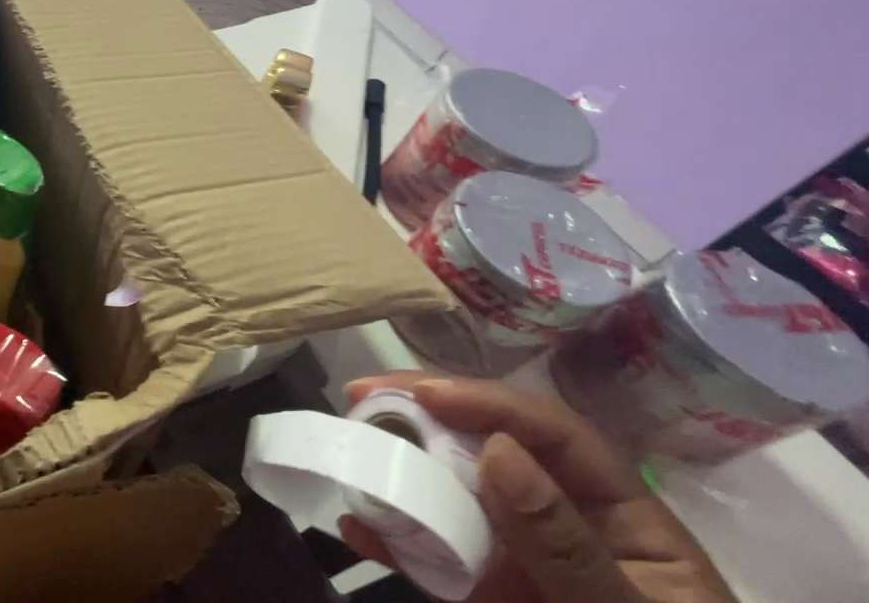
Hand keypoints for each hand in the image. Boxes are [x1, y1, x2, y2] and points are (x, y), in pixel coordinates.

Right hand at [339, 374, 734, 602]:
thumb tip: (498, 450)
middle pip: (493, 447)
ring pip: (456, 495)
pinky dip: (394, 539)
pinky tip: (357, 528)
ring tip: (351, 449)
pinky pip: (438, 557)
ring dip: (400, 468)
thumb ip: (570, 548)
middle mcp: (566, 524)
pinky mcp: (489, 595)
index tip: (424, 394)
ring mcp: (524, 561)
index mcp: (626, 520)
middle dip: (428, 415)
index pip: (556, 435)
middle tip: (363, 394)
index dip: (490, 401)